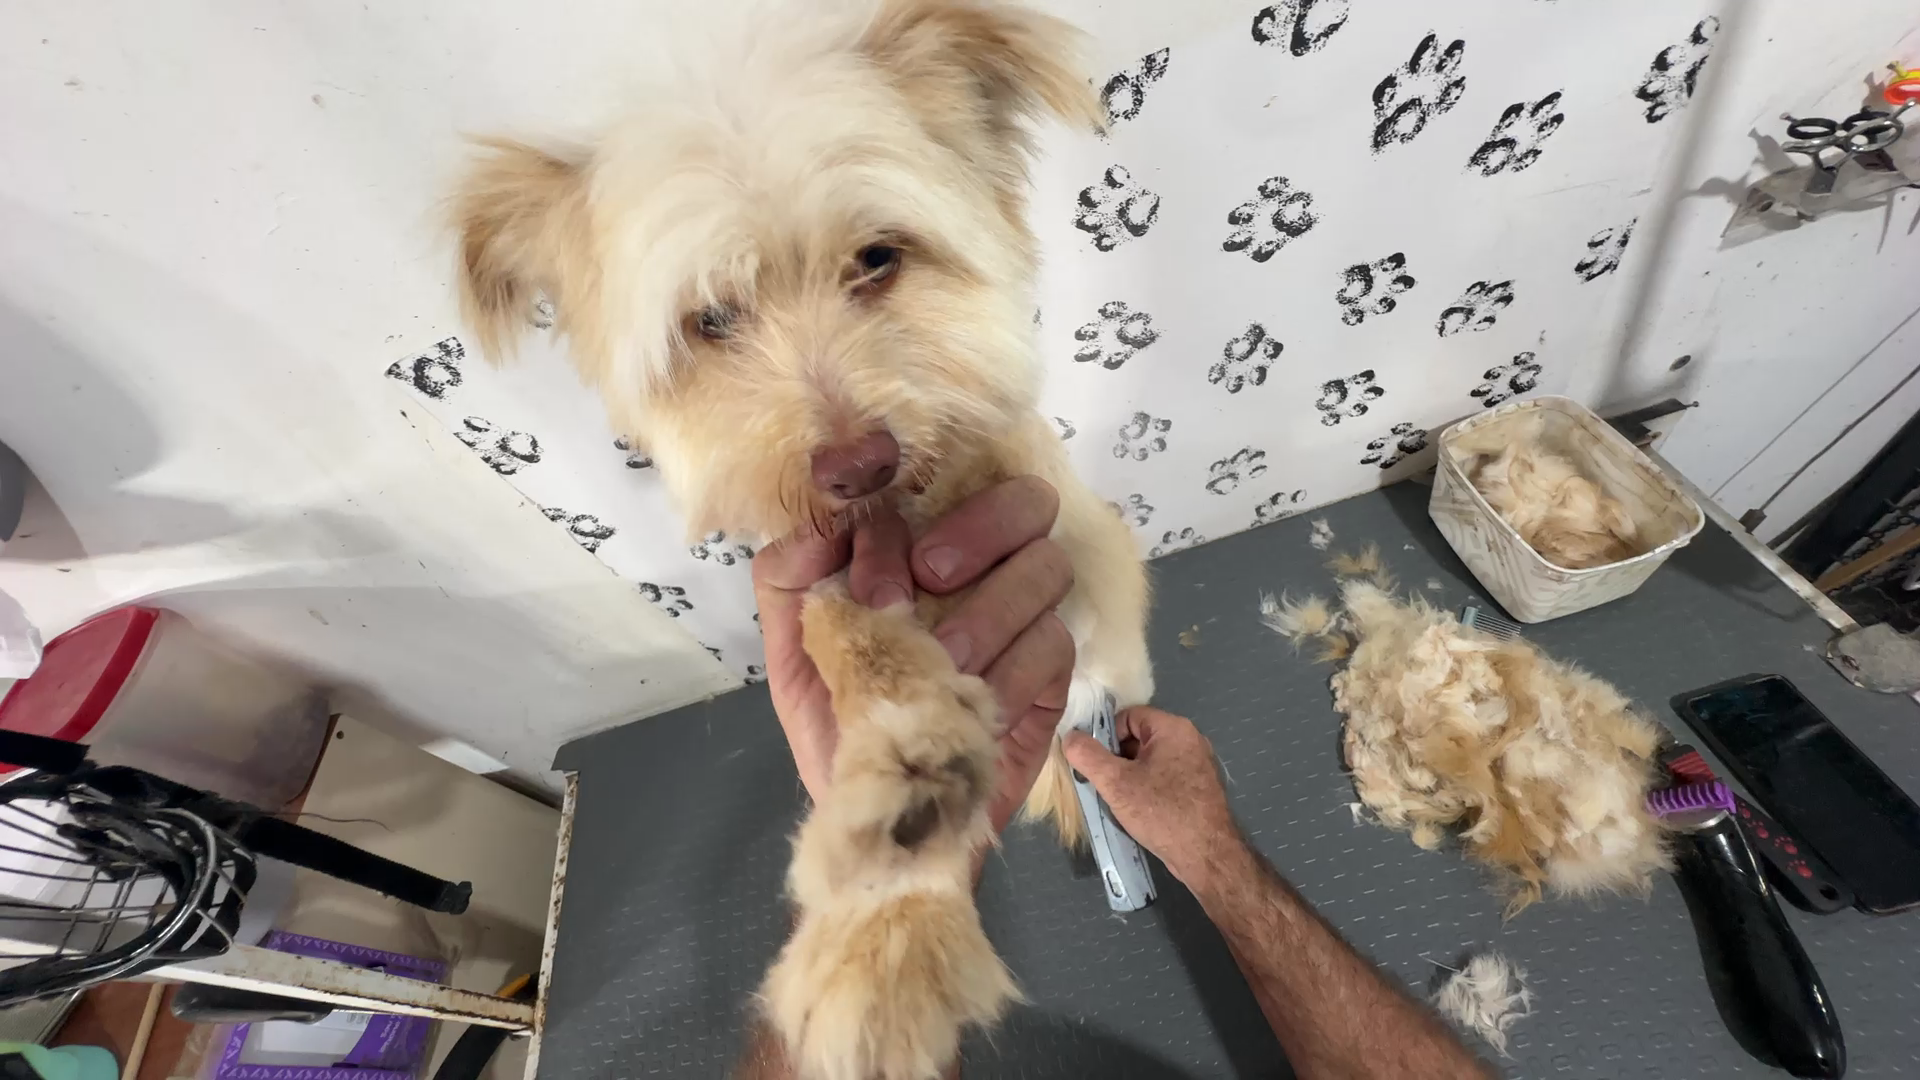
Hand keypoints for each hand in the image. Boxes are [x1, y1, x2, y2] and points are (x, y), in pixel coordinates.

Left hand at [752, 477, 1076, 832]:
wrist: (884, 810)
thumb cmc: (839, 718)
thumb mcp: (794, 643)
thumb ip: (792, 573)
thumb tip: (829, 514)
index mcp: (924, 549)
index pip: (955, 479)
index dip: (922, 502)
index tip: (869, 555)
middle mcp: (985, 570)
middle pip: (1028, 502)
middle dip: (981, 528)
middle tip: (930, 576)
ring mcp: (1025, 619)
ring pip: (1048, 568)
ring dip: (989, 611)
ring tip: (942, 660)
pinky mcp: (1052, 674)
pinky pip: (1055, 643)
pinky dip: (1011, 672)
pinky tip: (974, 704)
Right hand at [1061, 707, 1241, 887]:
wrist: (1208, 858)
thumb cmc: (1162, 812)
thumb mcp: (1116, 782)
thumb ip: (1087, 755)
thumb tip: (1070, 737)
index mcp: (1173, 728)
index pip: (1127, 717)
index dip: (1106, 737)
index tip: (1096, 763)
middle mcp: (1190, 739)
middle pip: (1138, 737)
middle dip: (1117, 758)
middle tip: (1105, 783)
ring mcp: (1198, 764)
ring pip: (1150, 759)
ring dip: (1131, 775)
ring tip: (1120, 799)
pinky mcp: (1200, 787)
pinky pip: (1164, 776)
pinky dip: (1148, 787)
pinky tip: (1140, 810)